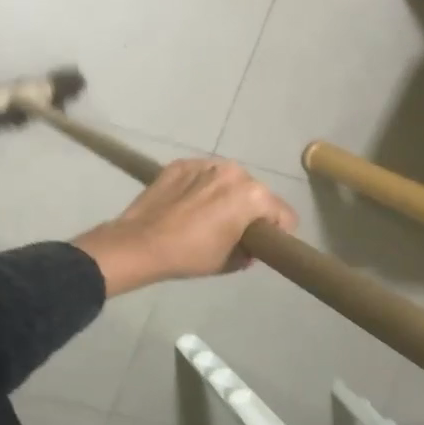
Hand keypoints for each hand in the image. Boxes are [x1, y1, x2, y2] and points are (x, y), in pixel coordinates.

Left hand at [72, 159, 297, 296]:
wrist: (140, 243)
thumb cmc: (190, 254)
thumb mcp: (231, 261)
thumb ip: (250, 250)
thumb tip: (249, 245)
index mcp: (253, 195)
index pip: (283, 214)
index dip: (276, 232)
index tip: (260, 243)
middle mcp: (233, 171)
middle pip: (254, 193)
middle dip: (248, 210)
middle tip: (229, 229)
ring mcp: (204, 164)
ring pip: (227, 180)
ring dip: (223, 194)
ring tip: (204, 215)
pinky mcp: (180, 164)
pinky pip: (201, 175)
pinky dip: (199, 186)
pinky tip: (185, 204)